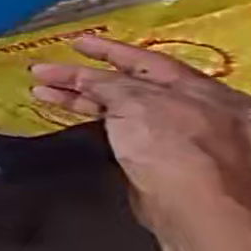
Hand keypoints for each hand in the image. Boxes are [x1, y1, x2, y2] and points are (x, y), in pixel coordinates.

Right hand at [30, 36, 250, 239]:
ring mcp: (185, 138)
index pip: (149, 61)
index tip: (75, 42)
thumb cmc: (176, 150)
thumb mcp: (136, 103)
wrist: (197, 209)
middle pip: (132, 85)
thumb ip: (107, 84)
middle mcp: (202, 112)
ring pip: (124, 107)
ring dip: (81, 98)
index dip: (108, 51)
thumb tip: (83, 77)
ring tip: (44, 93)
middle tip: (45, 71)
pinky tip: (75, 116)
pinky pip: (124, 127)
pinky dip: (96, 118)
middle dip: (84, 77)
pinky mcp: (165, 159)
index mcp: (207, 93)